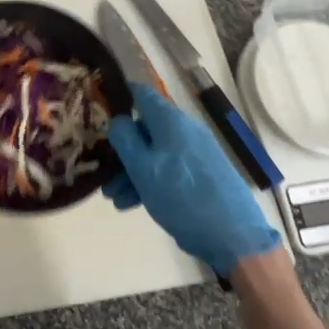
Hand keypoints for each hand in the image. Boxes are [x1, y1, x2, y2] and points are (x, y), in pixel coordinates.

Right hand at [104, 82, 279, 276]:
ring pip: (154, 153)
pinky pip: (168, 169)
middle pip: (144, 130)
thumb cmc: (180, 196)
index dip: (117, 98)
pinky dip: (149, 181)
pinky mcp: (201, 174)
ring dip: (131, 172)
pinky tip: (133, 204)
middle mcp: (184, 130)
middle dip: (121, 151)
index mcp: (170, 121)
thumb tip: (117, 120)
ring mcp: (195, 152)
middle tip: (103, 175)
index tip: (96, 113)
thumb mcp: (142, 167)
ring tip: (115, 199)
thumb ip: (124, 138)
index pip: (140, 93)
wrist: (232, 235)